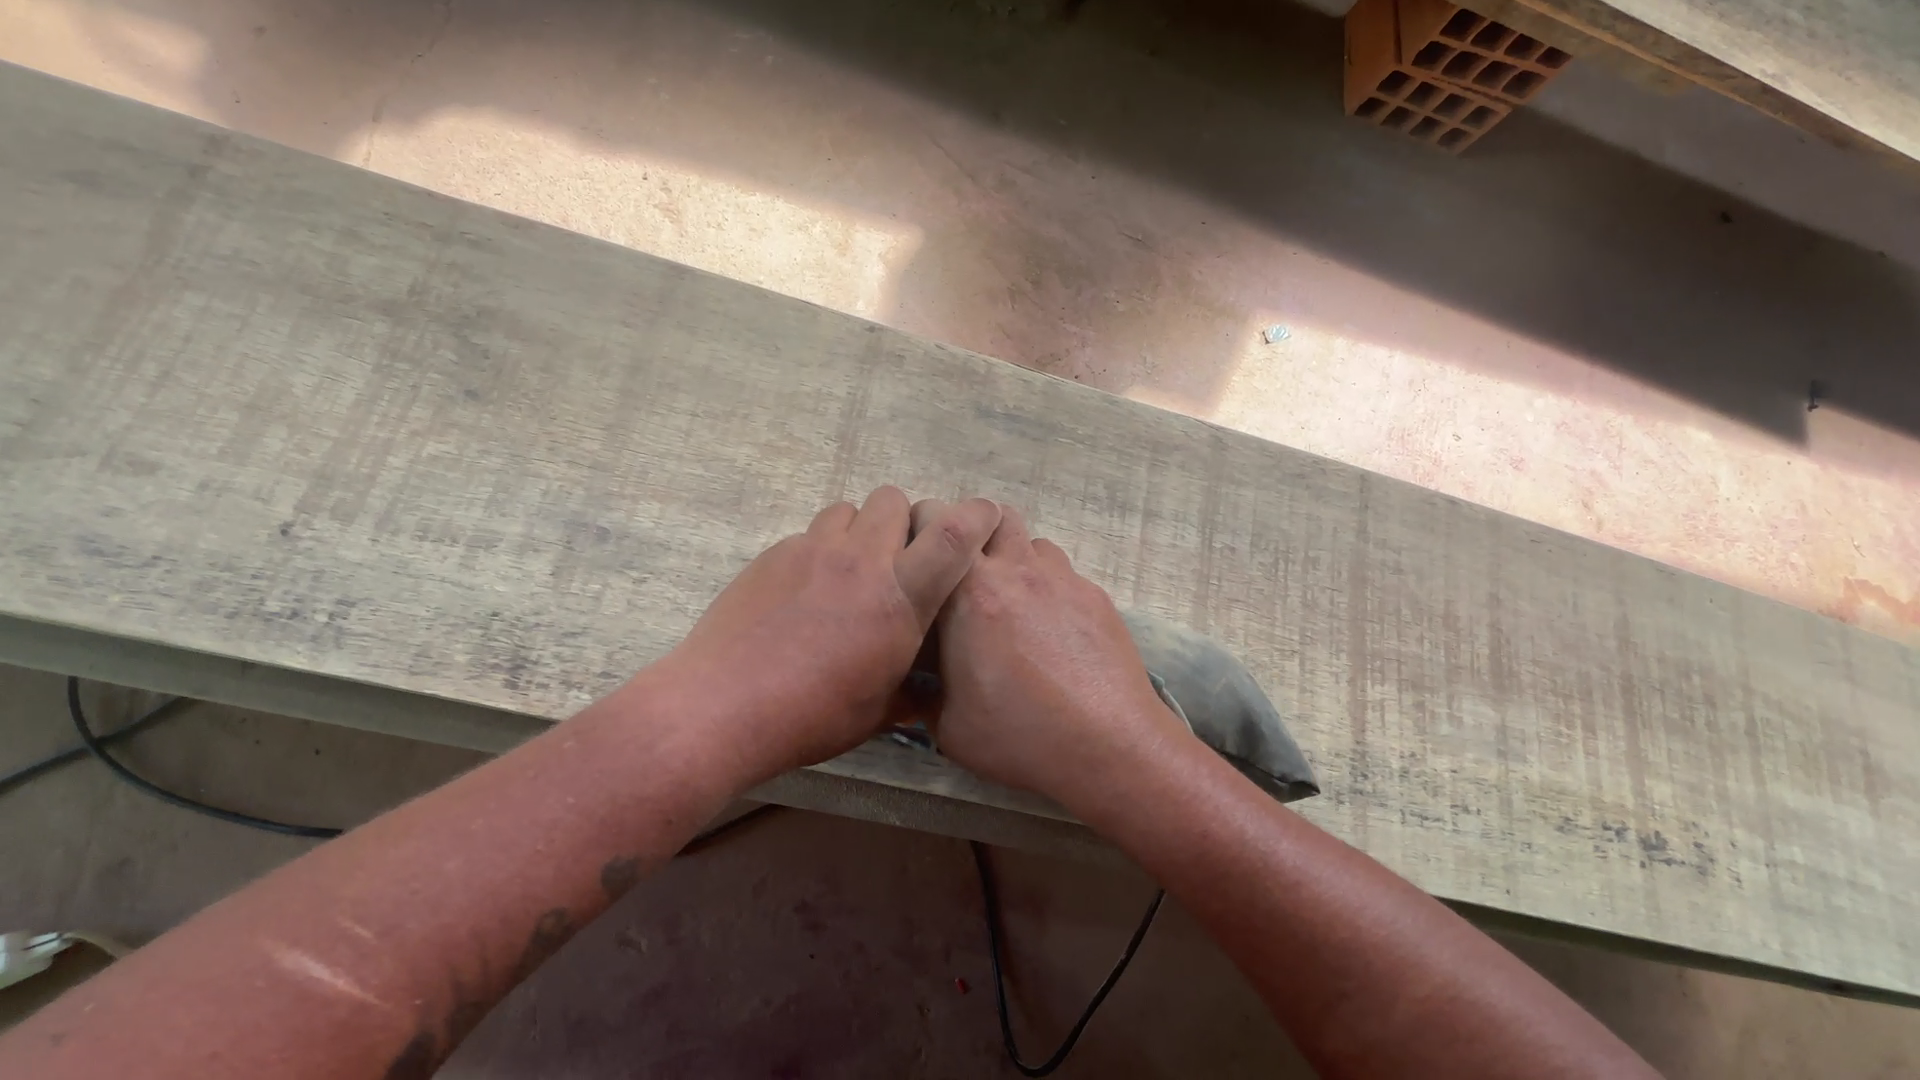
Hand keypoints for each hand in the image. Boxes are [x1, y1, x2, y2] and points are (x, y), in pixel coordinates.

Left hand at [652, 487, 999, 781]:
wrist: (724, 705)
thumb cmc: (812, 716)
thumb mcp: (877, 710)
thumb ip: (911, 687)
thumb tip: (928, 691)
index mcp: (900, 598)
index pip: (952, 536)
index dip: (976, 515)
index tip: (985, 512)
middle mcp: (861, 561)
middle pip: (893, 499)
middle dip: (904, 519)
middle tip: (897, 558)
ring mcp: (812, 551)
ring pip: (848, 509)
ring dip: (859, 530)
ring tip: (849, 570)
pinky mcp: (774, 554)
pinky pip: (809, 535)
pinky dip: (820, 552)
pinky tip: (804, 594)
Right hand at [914, 502, 1192, 812]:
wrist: (1108, 744)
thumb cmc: (1020, 735)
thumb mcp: (949, 727)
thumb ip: (922, 693)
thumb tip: (913, 687)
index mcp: (969, 592)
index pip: (936, 520)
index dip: (921, 527)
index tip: (917, 555)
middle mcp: (1017, 571)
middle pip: (991, 513)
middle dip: (973, 531)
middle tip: (965, 573)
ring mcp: (1062, 580)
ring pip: (1031, 542)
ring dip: (1015, 559)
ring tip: (1010, 603)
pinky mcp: (1095, 597)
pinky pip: (1064, 575)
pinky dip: (1048, 589)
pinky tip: (1051, 633)